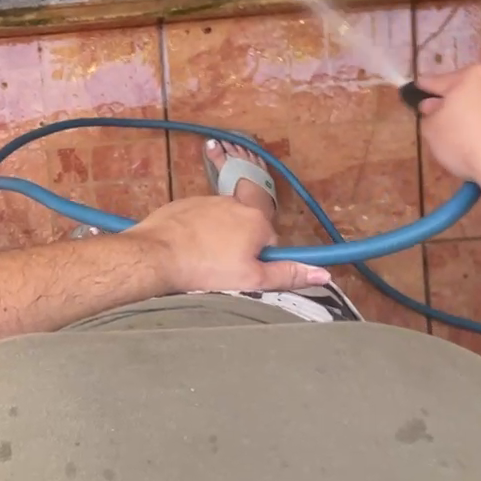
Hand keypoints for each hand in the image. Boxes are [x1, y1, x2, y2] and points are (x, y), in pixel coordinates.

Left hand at [121, 196, 332, 292]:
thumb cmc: (205, 269)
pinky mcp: (182, 204)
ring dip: (213, 241)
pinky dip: (192, 234)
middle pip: (244, 230)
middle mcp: (233, 203)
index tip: (243, 272)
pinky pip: (195, 221)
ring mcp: (205, 201)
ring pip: (218, 225)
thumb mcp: (252, 280)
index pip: (269, 241)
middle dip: (236, 249)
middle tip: (219, 271)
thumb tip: (324, 275)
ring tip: (198, 263)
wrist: (155, 255)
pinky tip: (182, 251)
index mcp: (255, 220)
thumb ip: (288, 274)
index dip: (258, 260)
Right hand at [416, 65, 480, 190]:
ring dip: (479, 114)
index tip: (416, 93)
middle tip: (445, 120)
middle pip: (469, 89)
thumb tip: (435, 106)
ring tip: (471, 138)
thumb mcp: (432, 130)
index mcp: (470, 76)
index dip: (424, 89)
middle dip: (456, 101)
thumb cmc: (466, 141)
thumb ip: (430, 115)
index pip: (437, 80)